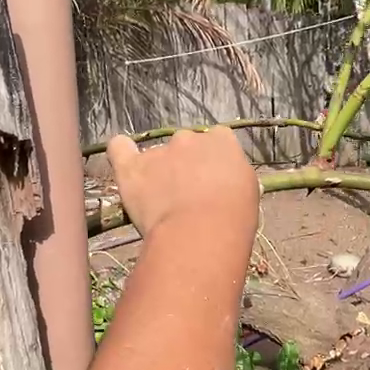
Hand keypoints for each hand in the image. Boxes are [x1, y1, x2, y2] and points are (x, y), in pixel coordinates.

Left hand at [106, 127, 259, 243]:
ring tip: (164, 202)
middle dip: (187, 163)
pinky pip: (120, 148)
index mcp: (222, 141)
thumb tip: (229, 184)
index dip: (215, 159)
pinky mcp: (132, 167)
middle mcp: (190, 138)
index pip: (218, 139)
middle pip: (187, 144)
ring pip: (157, 155)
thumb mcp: (249, 193)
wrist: (201, 231)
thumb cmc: (234, 217)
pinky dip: (122, 152)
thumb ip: (235, 178)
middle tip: (190, 193)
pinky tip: (127, 164)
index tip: (215, 178)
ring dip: (160, 171)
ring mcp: (159, 151)